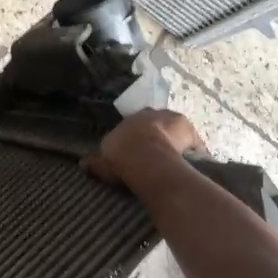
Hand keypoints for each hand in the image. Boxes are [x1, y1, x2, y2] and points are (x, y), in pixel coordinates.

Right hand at [84, 109, 205, 186]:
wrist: (145, 158)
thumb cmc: (122, 158)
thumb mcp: (103, 163)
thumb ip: (96, 163)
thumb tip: (82, 164)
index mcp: (129, 119)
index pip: (136, 124)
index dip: (139, 136)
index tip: (142, 148)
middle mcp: (148, 113)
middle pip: (157, 122)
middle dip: (160, 135)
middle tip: (162, 153)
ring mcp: (168, 119)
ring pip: (176, 129)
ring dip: (178, 141)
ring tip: (180, 159)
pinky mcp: (187, 128)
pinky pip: (193, 140)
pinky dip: (195, 150)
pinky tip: (195, 163)